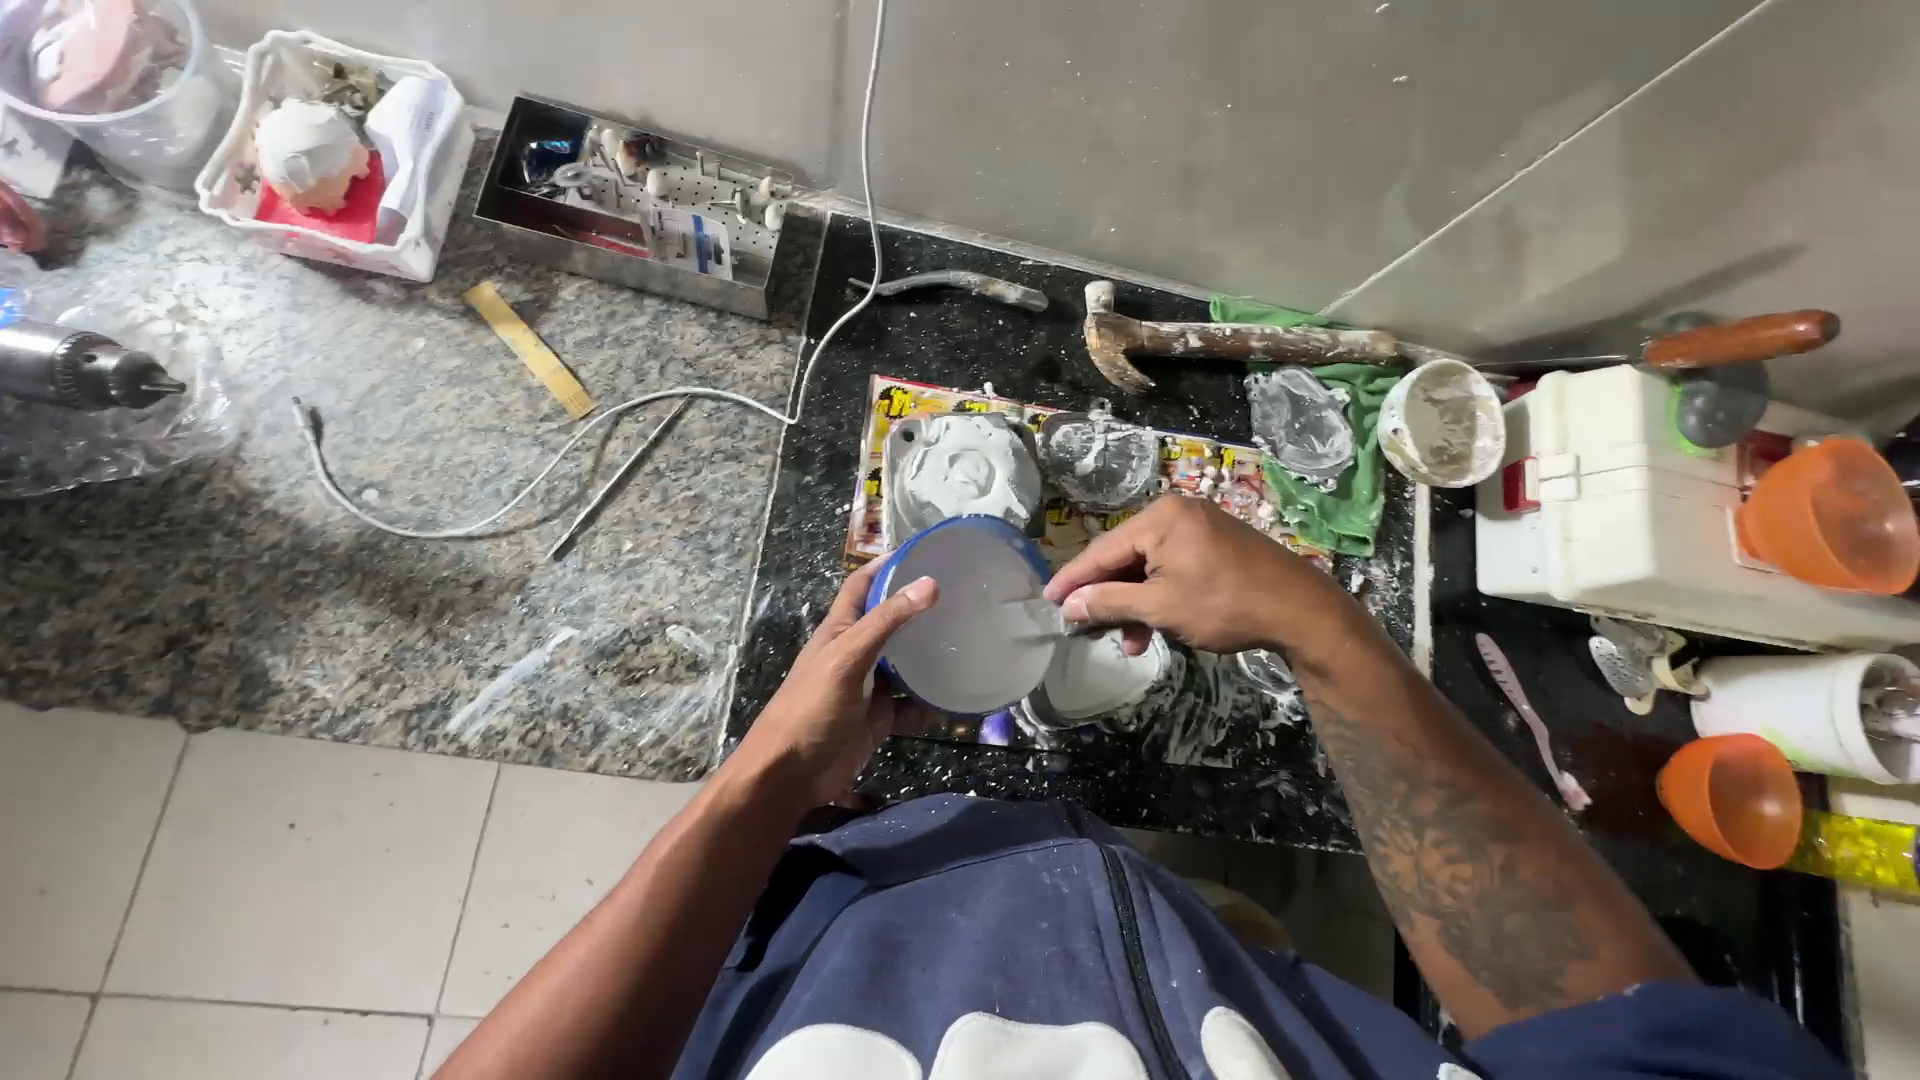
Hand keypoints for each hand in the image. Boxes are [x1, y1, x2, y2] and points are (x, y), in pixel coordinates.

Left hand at [729, 560, 938, 809]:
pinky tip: (957, 701)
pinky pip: (911, 707)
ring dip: (931, 660)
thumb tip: (930, 583)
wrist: (791, 775)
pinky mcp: (879, 719)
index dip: (885, 565)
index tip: (922, 552)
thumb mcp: (848, 658)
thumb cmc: (811, 707)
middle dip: (920, 612)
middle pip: (891, 624)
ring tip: (970, 645)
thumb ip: (886, 622)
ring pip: (906, 667)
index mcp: (840, 630)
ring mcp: (868, 688)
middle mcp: (856, 654)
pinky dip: (930, 706)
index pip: (861, 586)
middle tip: (962, 599)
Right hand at [1044, 494, 1371, 664]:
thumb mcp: (1160, 607)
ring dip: (1136, 604)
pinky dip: (1160, 596)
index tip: (1048, 599)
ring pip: (1149, 566)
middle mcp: (1176, 512)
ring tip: (1132, 643)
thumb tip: (1069, 606)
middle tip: (1085, 626)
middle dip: (1108, 597)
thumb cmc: (1224, 604)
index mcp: (1160, 518)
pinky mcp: (1216, 544)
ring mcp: (1199, 526)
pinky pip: (1172, 567)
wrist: (1302, 611)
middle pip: (1125, 556)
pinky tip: (1157, 628)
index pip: (1102, 549)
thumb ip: (1109, 602)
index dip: (1073, 578)